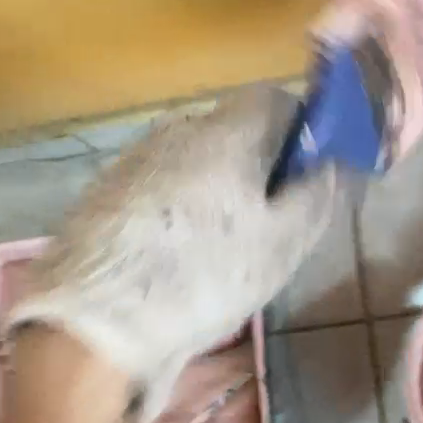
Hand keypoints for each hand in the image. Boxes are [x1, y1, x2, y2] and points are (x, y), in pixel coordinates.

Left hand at [7, 87, 337, 422]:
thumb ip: (313, 195)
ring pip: (192, 161)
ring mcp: (132, 161)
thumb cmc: (204, 278)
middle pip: (231, 131)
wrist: (94, 324)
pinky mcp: (102, 195)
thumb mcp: (281, 245)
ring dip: (214, 189)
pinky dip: (175, 209)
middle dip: (256, 165)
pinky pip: (157, 187)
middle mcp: (175, 131)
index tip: (305, 173)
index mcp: (225, 133)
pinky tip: (171, 258)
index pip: (273, 98)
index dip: (299, 129)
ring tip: (216, 248)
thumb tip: (328, 164)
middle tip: (266, 221)